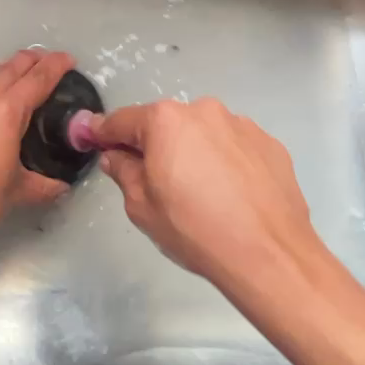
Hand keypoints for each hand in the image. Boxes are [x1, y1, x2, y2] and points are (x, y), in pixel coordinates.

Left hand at [0, 49, 73, 249]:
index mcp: (4, 112)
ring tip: (12, 81)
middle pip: (8, 68)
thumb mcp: (18, 192)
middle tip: (44, 61)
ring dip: (1, 76)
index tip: (67, 59)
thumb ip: (44, 184)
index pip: (37, 79)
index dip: (55, 66)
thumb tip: (60, 186)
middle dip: (29, 61)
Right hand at [89, 98, 324, 293]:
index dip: (105, 133)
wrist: (269, 254)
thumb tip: (115, 156)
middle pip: (167, 124)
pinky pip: (236, 147)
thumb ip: (123, 173)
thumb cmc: (194, 230)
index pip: (123, 121)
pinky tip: (234, 196)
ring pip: (204, 134)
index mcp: (165, 120)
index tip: (95, 141)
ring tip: (205, 194)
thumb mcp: (142, 207)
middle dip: (157, 146)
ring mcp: (240, 124)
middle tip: (160, 183)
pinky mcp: (269, 143)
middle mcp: (203, 110)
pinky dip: (228, 163)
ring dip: (196, 152)